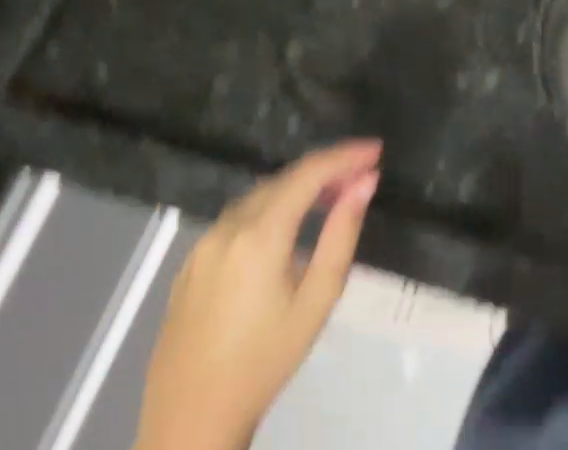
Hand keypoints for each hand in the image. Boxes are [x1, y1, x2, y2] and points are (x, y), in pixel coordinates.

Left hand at [135, 141, 381, 449]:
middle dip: (325, 168)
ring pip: (256, 198)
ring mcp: (201, 249)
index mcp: (259, 236)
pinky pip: (236, 220)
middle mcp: (225, 232)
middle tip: (364, 170)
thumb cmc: (267, 358)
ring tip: (335, 192)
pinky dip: (270, 207)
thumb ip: (342, 234)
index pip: (308, 175)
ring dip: (297, 187)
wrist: (191, 417)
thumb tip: (365, 183)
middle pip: (281, 181)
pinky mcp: (190, 268)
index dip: (345, 156)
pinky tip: (289, 222)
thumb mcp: (319, 298)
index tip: (377, 150)